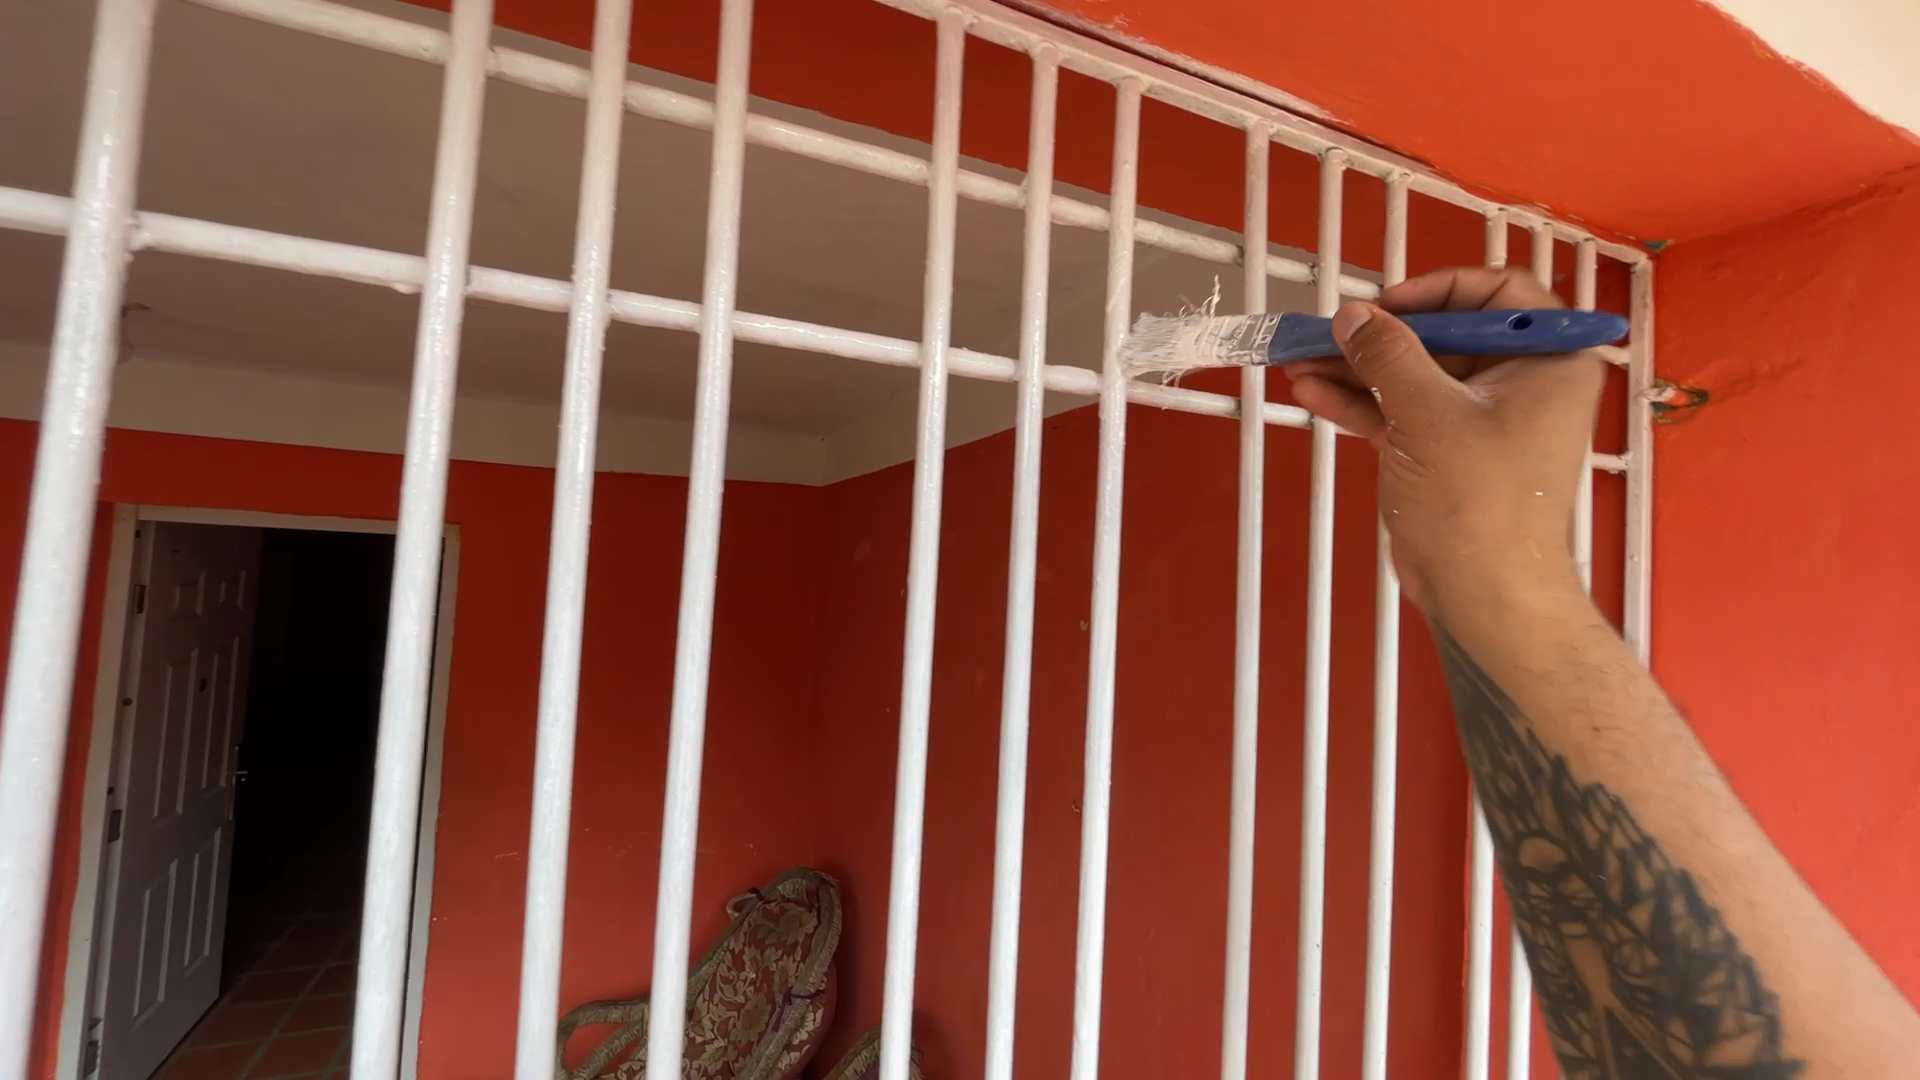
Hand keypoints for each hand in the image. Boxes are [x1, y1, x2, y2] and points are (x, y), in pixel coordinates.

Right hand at [1283, 266, 1603, 617]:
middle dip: (1376, 337)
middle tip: (1322, 335)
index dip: (1437, 291)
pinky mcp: (1435, 449)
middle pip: (1439, 337)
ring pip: (1407, 376)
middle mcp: (1512, 381)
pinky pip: (1393, 411)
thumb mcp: (1430, 415)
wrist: (1479, 588)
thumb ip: (1388, 356)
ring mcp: (1470, 418)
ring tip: (1298, 362)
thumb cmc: (1477, 498)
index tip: (1382, 305)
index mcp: (1545, 360)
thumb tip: (1351, 314)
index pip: (1497, 294)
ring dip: (1353, 370)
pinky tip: (1311, 393)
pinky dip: (1355, 402)